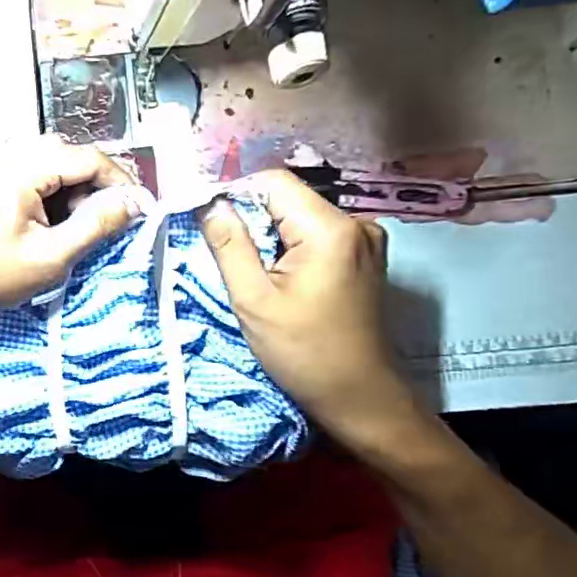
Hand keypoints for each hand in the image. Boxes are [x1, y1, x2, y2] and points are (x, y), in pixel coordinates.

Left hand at [0, 135, 144, 327]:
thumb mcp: (52, 255)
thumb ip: (98, 224)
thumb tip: (134, 202)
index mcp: (21, 162)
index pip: (90, 158)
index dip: (122, 184)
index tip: (141, 211)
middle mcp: (6, 146)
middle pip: (72, 157)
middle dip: (94, 190)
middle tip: (100, 229)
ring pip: (55, 163)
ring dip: (73, 193)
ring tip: (68, 232)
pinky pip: (33, 169)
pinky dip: (51, 192)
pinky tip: (46, 224)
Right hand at [200, 170, 421, 441]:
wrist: (359, 395)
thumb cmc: (304, 353)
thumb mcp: (253, 301)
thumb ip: (229, 245)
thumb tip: (209, 203)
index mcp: (330, 229)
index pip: (273, 182)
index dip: (236, 196)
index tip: (213, 227)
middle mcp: (356, 222)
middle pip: (289, 199)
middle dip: (255, 221)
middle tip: (235, 261)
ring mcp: (367, 238)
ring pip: (302, 217)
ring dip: (274, 237)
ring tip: (262, 277)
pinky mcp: (367, 255)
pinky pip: (320, 235)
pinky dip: (296, 248)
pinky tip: (288, 282)